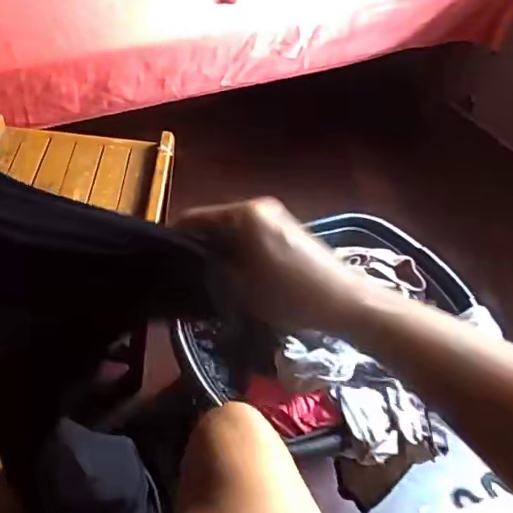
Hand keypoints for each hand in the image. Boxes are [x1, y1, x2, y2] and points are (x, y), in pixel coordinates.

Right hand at [176, 198, 399, 331]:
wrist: (348, 304)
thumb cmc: (291, 294)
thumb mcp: (241, 288)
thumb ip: (213, 271)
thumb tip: (193, 266)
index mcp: (244, 213)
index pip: (194, 218)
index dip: (176, 239)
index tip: (164, 261)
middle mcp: (258, 207)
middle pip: (214, 223)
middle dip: (200, 247)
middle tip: (185, 275)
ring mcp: (275, 218)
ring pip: (233, 231)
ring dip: (220, 252)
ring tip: (208, 279)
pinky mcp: (287, 232)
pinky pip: (250, 237)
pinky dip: (239, 252)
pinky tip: (236, 277)